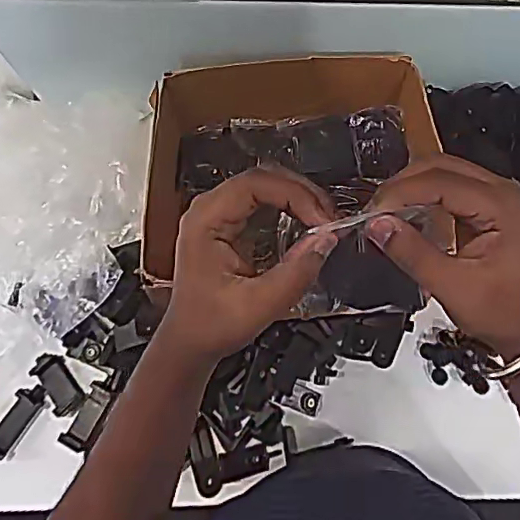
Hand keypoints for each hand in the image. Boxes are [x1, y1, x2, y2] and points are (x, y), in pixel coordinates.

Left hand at [156, 166, 338, 364]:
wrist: (190, 342)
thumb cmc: (209, 326)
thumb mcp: (257, 306)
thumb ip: (295, 274)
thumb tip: (325, 241)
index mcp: (205, 220)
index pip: (256, 184)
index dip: (295, 195)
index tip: (321, 218)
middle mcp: (210, 209)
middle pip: (265, 177)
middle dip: (303, 193)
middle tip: (329, 217)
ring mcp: (221, 212)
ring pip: (269, 184)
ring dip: (301, 197)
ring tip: (323, 220)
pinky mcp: (233, 221)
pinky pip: (268, 200)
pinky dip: (293, 206)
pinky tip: (309, 222)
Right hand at [367, 155, 519, 357]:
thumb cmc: (504, 311)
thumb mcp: (453, 287)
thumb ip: (413, 253)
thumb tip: (380, 226)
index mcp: (502, 206)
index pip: (441, 181)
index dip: (402, 192)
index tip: (376, 210)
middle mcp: (501, 193)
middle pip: (440, 167)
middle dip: (403, 185)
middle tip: (376, 210)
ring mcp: (494, 196)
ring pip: (442, 171)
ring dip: (410, 188)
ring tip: (386, 212)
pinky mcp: (484, 204)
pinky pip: (447, 186)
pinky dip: (422, 196)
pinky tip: (405, 214)